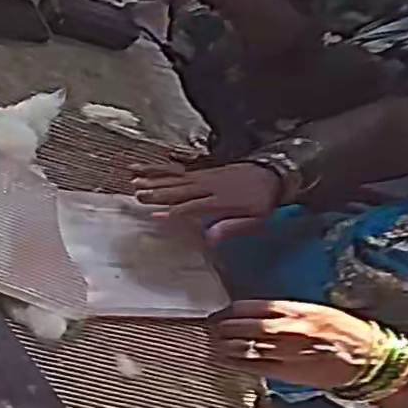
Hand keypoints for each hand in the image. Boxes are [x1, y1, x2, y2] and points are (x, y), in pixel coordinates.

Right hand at [132, 161, 278, 237]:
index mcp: (222, 201)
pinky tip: (144, 169)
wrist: (273, 174)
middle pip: (178, 190)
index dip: (174, 212)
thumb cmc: (262, 202)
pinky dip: (158, 170)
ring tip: (135, 182)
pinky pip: (175, 170)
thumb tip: (209, 238)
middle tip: (138, 195)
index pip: (192, 207)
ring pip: (174, 179)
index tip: (155, 215)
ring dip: (153, 180)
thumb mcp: (256, 219)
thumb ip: (232, 227)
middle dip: (158, 193)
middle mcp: (209, 186)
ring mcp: (203, 177)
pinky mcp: (199, 171)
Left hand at [208, 301, 381, 389]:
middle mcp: (289, 329)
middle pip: (240, 327)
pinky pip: (252, 366)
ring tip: (212, 345)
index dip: (226, 312)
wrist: (374, 359)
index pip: (247, 307)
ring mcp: (287, 351)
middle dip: (219, 329)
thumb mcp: (315, 311)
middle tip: (209, 331)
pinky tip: (224, 360)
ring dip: (222, 346)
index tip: (216, 316)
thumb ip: (282, 311)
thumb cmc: (344, 332)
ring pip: (243, 347)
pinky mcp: (288, 371)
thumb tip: (247, 313)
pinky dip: (234, 362)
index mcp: (295, 310)